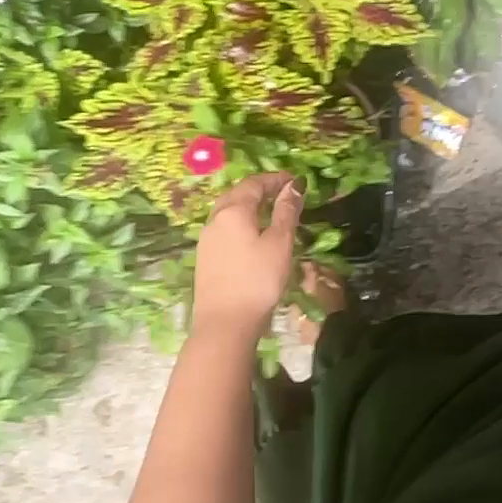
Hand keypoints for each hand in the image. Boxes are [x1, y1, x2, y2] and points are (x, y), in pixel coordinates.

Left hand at [190, 173, 302, 339]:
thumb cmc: (258, 280)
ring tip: (270, 211)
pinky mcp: (205, 256)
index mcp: (233, 210)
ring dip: (249, 204)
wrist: (225, 324)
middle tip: (284, 192)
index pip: (255, 183)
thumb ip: (286, 211)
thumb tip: (294, 186)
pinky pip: (224, 227)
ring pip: (228, 210)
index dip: (276, 179)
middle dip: (261, 189)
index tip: (296, 180)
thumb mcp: (280, 242)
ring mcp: (207, 239)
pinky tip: (252, 234)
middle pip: (238, 193)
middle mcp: (215, 219)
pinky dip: (241, 220)